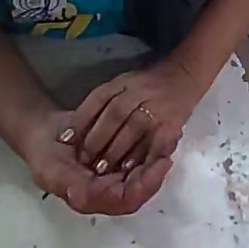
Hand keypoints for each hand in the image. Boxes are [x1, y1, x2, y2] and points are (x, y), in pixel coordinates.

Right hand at [19, 109, 171, 215]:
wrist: (42, 131)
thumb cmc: (44, 152)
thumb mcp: (49, 167)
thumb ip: (67, 182)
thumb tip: (83, 195)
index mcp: (91, 198)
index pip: (127, 199)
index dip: (147, 184)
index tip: (164, 161)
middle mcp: (106, 191)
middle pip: (140, 187)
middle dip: (158, 168)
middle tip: (173, 142)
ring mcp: (111, 174)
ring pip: (142, 172)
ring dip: (158, 155)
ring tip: (172, 134)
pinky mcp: (115, 158)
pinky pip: (138, 157)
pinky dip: (150, 146)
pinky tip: (161, 130)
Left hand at [69, 60, 206, 174]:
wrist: (182, 77)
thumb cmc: (146, 85)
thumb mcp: (121, 84)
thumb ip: (100, 104)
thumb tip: (72, 132)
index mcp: (124, 81)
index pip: (99, 98)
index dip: (81, 120)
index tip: (66, 140)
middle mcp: (140, 92)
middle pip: (115, 114)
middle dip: (97, 139)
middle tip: (83, 161)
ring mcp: (156, 107)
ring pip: (134, 129)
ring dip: (116, 151)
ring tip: (101, 169)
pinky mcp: (171, 123)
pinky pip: (154, 142)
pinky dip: (141, 156)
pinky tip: (129, 169)